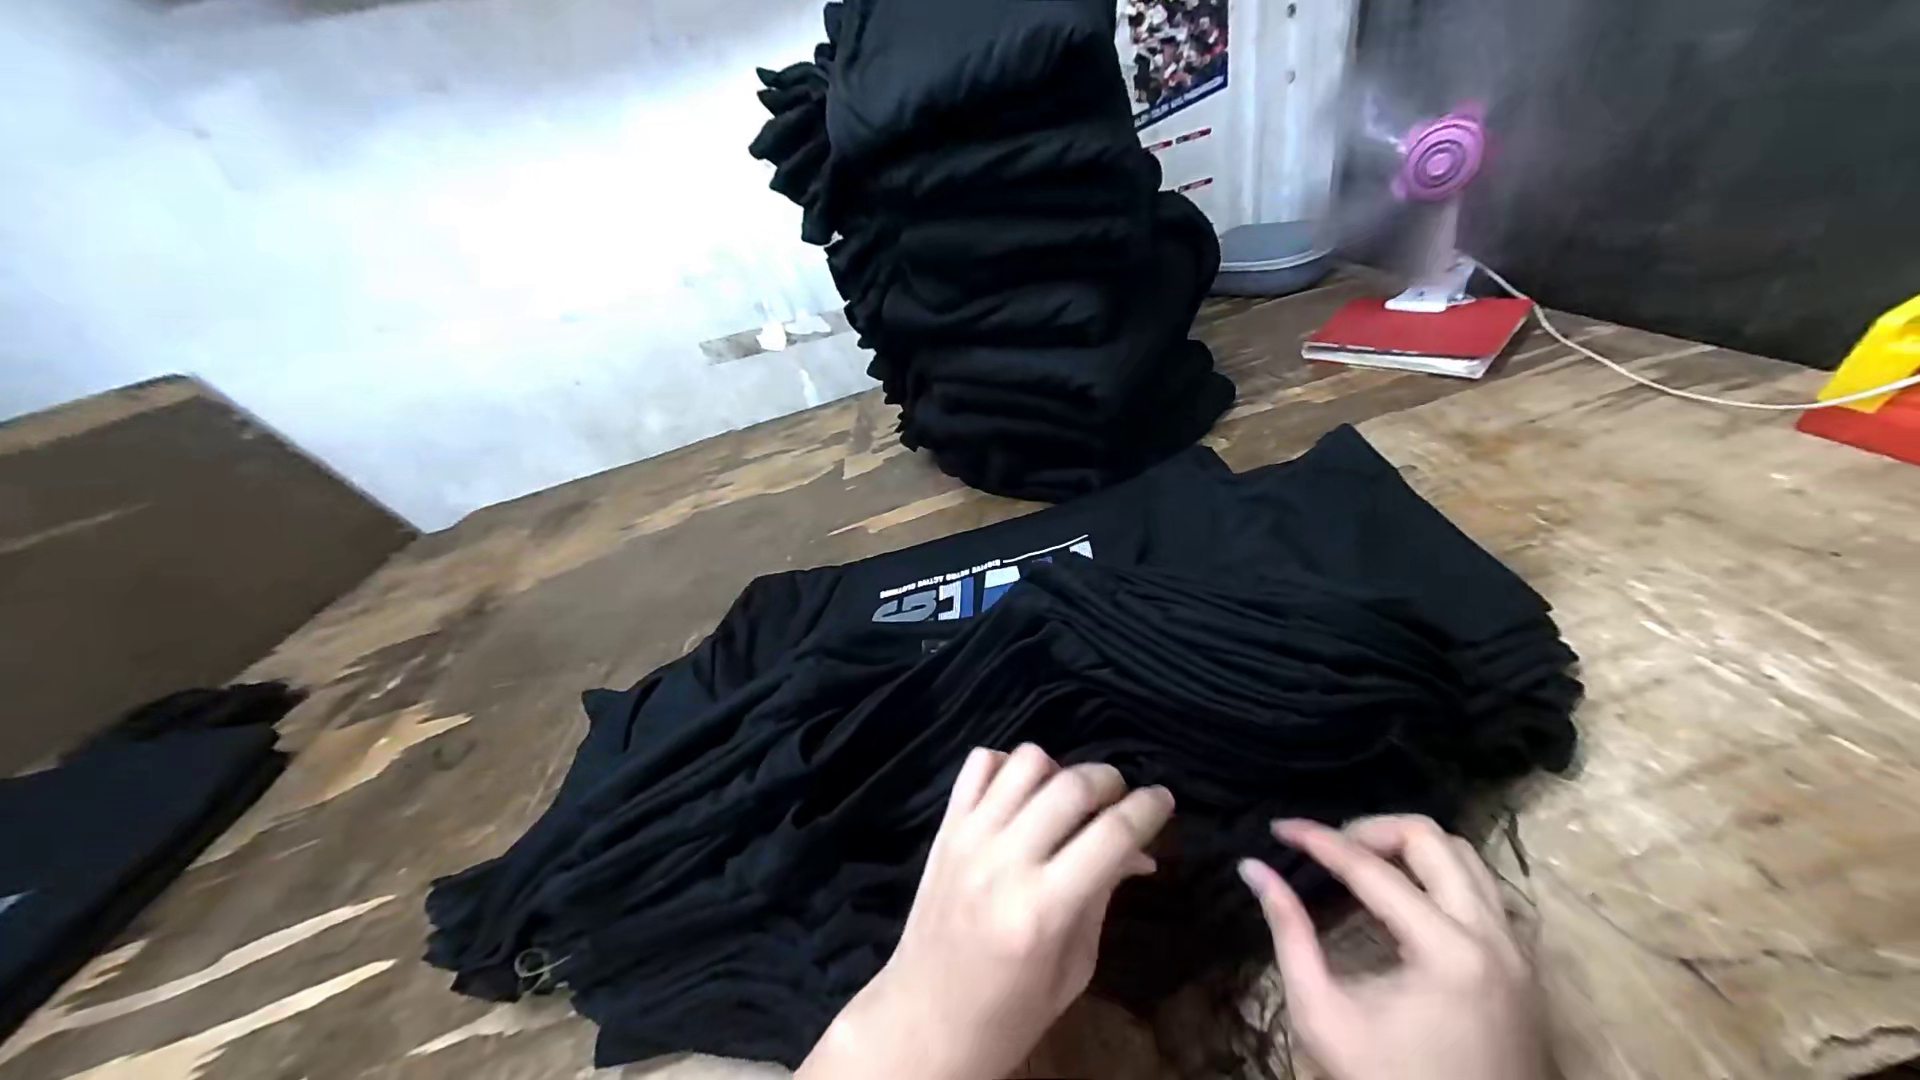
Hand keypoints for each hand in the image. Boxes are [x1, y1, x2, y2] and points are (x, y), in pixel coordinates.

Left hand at [799, 744, 1174, 1079]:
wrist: (924, 1020)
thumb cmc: (1010, 1013)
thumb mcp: (1074, 969)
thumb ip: (1103, 896)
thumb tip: (1138, 851)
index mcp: (1043, 909)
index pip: (1111, 835)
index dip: (1148, 809)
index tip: (1164, 798)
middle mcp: (1005, 860)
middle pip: (1071, 786)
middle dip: (1110, 780)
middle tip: (1121, 797)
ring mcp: (969, 836)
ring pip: (1025, 762)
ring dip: (1059, 769)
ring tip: (1068, 797)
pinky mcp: (945, 826)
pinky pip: (979, 764)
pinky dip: (1008, 764)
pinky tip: (1022, 792)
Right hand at [1238, 816, 1546, 1079]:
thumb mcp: (1321, 1011)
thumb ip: (1288, 930)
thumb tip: (1253, 867)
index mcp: (1448, 953)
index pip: (1370, 867)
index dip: (1316, 839)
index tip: (1278, 828)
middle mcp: (1494, 941)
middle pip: (1431, 838)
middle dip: (1368, 829)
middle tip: (1327, 846)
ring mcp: (1517, 955)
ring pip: (1465, 856)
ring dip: (1407, 848)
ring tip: (1362, 864)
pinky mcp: (1522, 969)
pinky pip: (1483, 890)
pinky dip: (1437, 875)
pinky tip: (1401, 897)